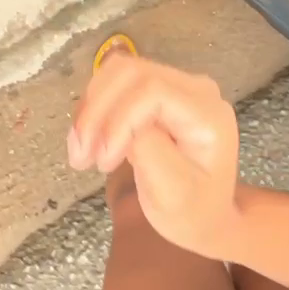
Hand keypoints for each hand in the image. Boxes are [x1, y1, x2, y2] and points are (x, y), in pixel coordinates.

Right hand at [67, 54, 240, 258]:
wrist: (202, 215)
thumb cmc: (193, 211)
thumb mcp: (174, 192)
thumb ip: (151, 151)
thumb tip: (120, 124)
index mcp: (208, 113)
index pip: (154, 90)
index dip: (119, 118)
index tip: (102, 162)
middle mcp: (194, 89)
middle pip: (131, 73)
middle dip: (97, 111)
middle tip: (80, 158)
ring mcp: (175, 86)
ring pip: (117, 73)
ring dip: (90, 110)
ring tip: (80, 154)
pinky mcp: (154, 92)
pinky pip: (114, 85)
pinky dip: (93, 110)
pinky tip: (86, 142)